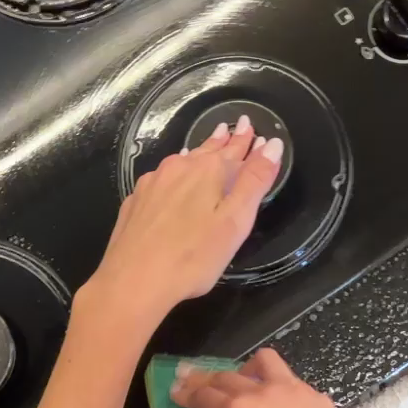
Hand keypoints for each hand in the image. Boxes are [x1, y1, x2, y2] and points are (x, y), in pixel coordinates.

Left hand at [78, 116, 283, 329]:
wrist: (133, 281)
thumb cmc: (193, 258)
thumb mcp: (234, 222)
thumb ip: (255, 182)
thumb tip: (274, 145)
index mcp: (208, 171)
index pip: (234, 149)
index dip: (246, 141)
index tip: (252, 127)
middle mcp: (179, 168)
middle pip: (207, 151)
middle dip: (222, 140)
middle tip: (232, 127)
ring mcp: (153, 184)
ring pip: (182, 161)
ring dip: (198, 153)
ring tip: (207, 146)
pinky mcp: (136, 202)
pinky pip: (162, 178)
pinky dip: (175, 173)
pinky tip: (172, 177)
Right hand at [171, 348, 389, 407]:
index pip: (205, 396)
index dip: (187, 393)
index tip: (176, 391)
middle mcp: (264, 392)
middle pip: (226, 376)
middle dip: (206, 379)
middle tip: (193, 382)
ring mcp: (293, 389)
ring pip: (262, 362)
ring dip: (244, 369)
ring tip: (241, 385)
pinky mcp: (315, 395)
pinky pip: (287, 379)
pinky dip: (274, 385)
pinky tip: (275, 405)